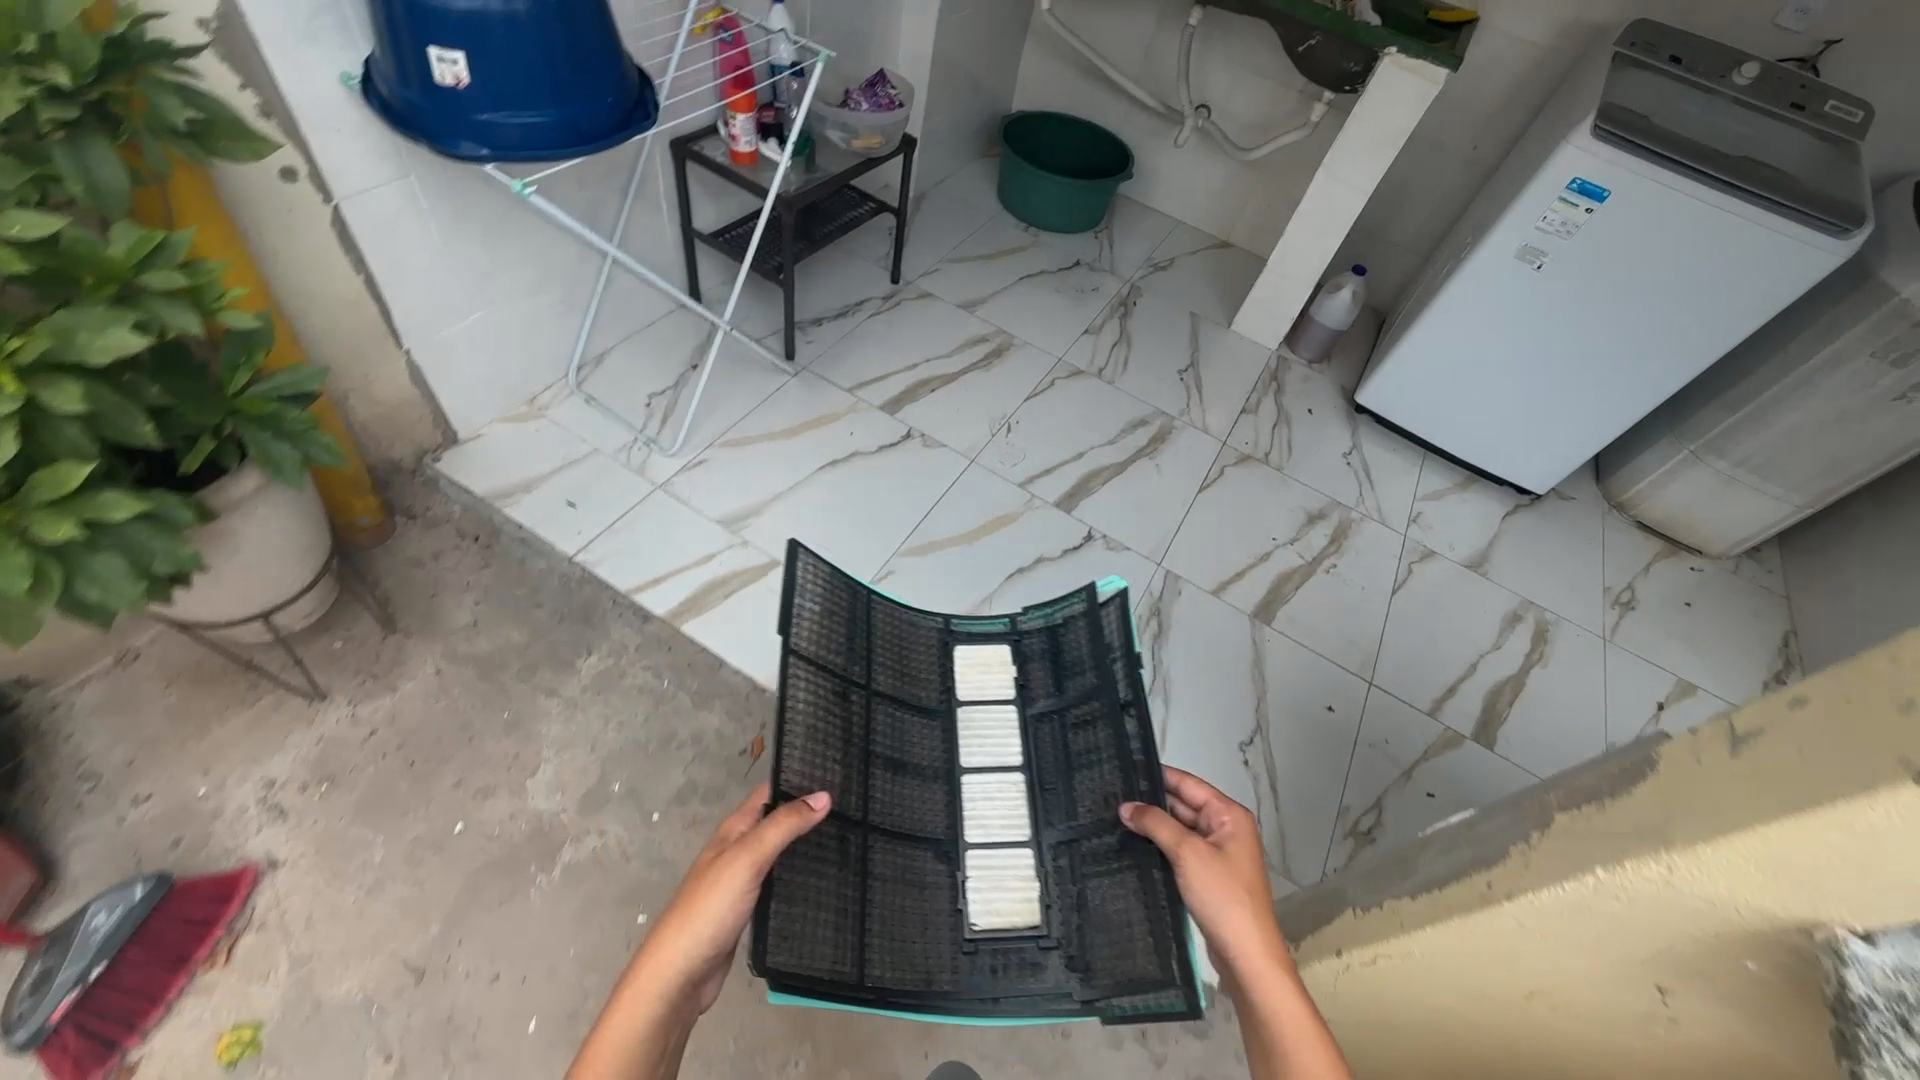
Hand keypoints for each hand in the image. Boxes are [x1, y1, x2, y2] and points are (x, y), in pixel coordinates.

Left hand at [632, 783, 829, 1013]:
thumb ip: (783, 826)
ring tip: (849, 838)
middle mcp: (738, 850)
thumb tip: (823, 795)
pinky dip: (800, 876)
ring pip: (781, 853)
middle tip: (853, 810)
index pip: (769, 793)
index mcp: (734, 830)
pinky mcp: (750, 909)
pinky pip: (781, 882)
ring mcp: (744, 881)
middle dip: (808, 813)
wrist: (680, 975)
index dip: (798, 781)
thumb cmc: (710, 909)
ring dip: (806, 845)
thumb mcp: (747, 858)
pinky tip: (824, 880)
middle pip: (778, 821)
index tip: (837, 775)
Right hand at [1120, 767, 1291, 993]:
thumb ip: (1155, 823)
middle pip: (1184, 804)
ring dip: (1153, 824)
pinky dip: (1160, 846)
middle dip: (1151, 800)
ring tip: (1115, 816)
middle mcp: (1225, 828)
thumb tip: (1126, 806)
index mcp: (1228, 815)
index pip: (1188, 784)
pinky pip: (1180, 850)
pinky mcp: (1208, 875)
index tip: (1125, 768)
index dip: (1158, 774)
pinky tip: (1133, 844)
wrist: (1245, 953)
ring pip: (1180, 829)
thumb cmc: (1222, 895)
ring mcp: (1217, 853)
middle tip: (1112, 794)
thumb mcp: (1187, 853)